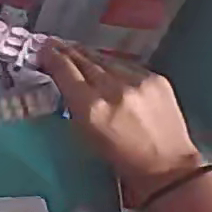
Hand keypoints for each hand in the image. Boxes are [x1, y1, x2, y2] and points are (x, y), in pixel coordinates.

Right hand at [44, 42, 201, 205]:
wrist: (167, 167)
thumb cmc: (122, 160)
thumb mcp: (88, 136)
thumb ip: (75, 106)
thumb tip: (65, 81)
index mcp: (93, 110)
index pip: (67, 73)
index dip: (53, 58)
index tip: (43, 49)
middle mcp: (114, 90)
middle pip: (85, 62)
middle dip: (67, 51)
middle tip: (54, 43)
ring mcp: (138, 82)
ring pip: (106, 60)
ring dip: (88, 55)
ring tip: (75, 49)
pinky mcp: (156, 79)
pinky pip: (126, 66)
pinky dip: (113, 65)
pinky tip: (104, 63)